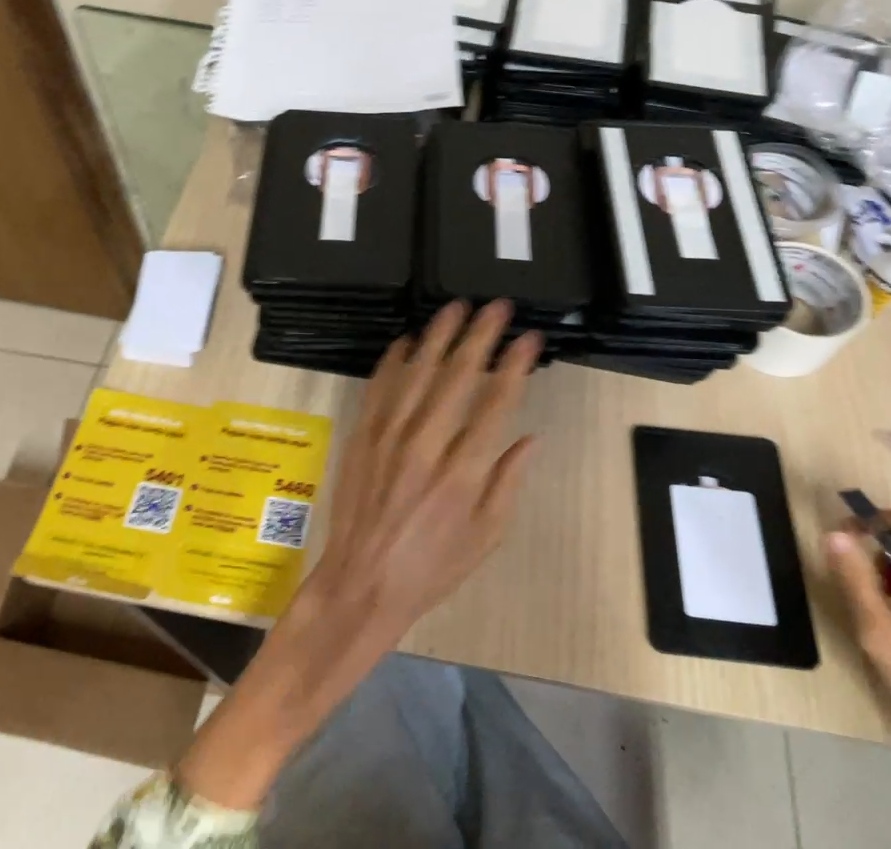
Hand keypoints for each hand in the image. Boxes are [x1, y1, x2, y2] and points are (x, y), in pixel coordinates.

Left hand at [307, 298, 541, 635]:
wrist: (363, 582)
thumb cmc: (432, 567)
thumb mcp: (485, 536)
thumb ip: (507, 482)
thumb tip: (530, 438)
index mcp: (463, 472)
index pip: (496, 404)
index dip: (515, 366)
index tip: (528, 338)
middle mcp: (426, 446)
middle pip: (457, 378)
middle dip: (480, 337)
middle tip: (497, 307)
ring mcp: (387, 438)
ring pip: (416, 374)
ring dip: (437, 338)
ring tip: (455, 308)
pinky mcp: (361, 438)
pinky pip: (377, 390)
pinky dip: (392, 362)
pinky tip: (406, 341)